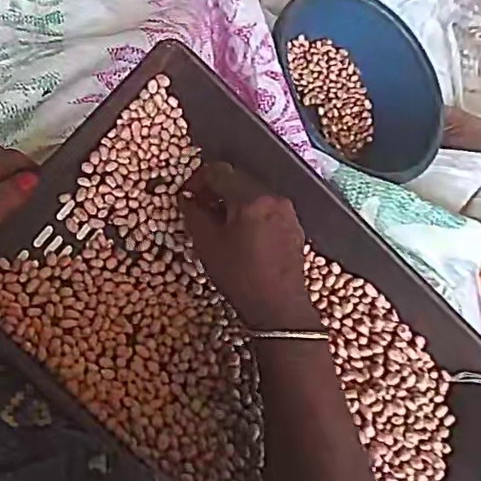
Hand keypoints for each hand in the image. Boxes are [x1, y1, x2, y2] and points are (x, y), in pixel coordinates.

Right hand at [178, 161, 321, 330]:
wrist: (279, 307)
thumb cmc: (239, 275)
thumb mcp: (207, 245)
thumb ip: (194, 214)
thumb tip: (187, 198)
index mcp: (251, 198)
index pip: (218, 172)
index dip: (197, 180)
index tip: (187, 195)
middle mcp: (273, 198)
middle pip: (238, 180)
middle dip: (215, 191)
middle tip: (199, 209)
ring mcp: (287, 212)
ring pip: (253, 195)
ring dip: (232, 202)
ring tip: (218, 224)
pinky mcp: (294, 227)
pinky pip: (266, 210)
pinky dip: (249, 214)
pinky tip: (240, 236)